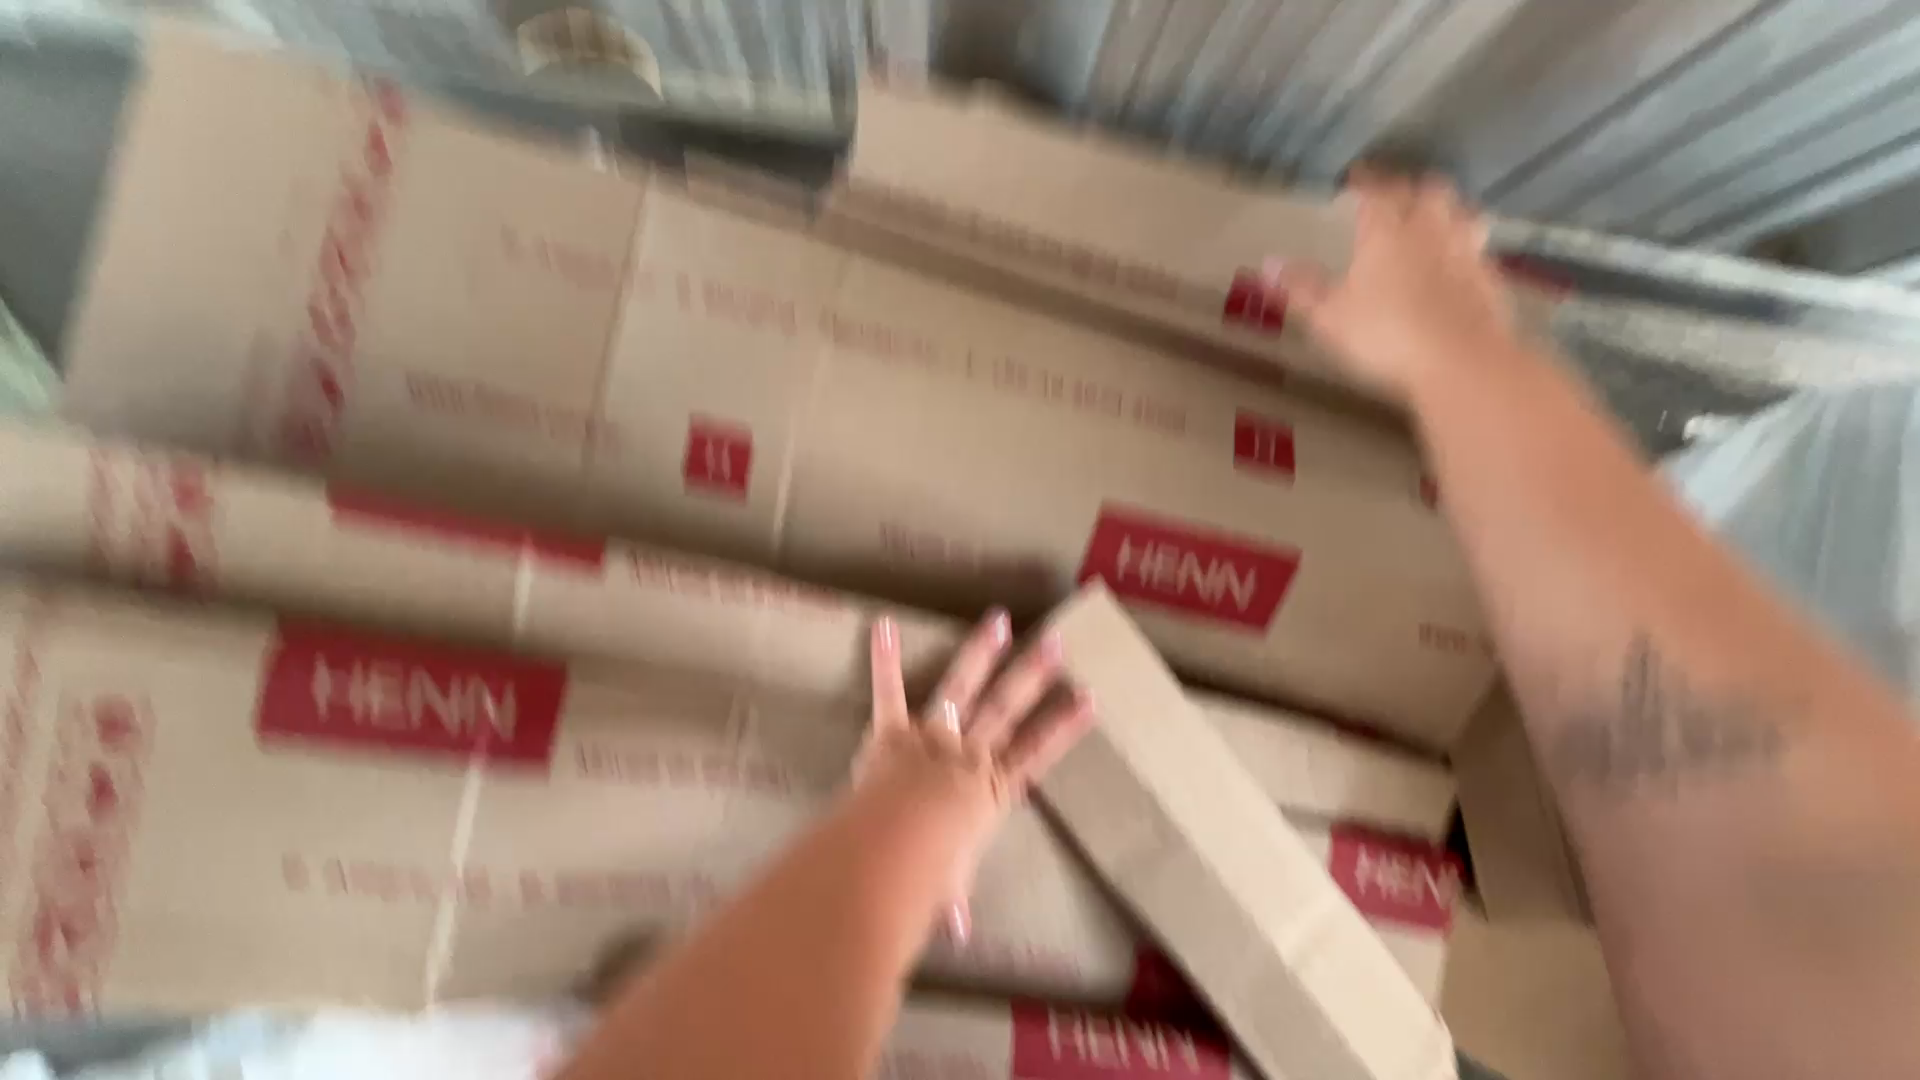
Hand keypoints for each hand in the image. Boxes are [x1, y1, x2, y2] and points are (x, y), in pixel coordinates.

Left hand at [858, 608, 1096, 943]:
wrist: (895, 848)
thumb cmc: (930, 873)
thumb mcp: (948, 887)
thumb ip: (953, 900)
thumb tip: (957, 934)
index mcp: (991, 790)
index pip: (1038, 753)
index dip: (1064, 726)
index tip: (1090, 697)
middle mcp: (969, 754)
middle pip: (1008, 709)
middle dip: (1033, 674)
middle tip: (1056, 642)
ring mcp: (933, 736)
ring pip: (961, 687)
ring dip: (980, 652)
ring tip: (998, 619)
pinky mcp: (892, 731)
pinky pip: (887, 692)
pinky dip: (883, 659)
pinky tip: (881, 625)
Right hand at [1265, 172, 1520, 400]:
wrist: (1460, 360)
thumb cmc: (1384, 334)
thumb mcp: (1329, 316)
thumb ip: (1301, 288)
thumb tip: (1267, 264)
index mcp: (1386, 232)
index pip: (1376, 192)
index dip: (1365, 181)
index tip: (1356, 175)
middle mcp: (1430, 230)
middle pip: (1427, 191)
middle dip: (1410, 188)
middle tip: (1396, 194)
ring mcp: (1465, 252)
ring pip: (1459, 214)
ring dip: (1444, 211)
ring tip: (1431, 220)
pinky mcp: (1489, 278)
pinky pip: (1476, 249)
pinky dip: (1462, 247)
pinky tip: (1454, 264)